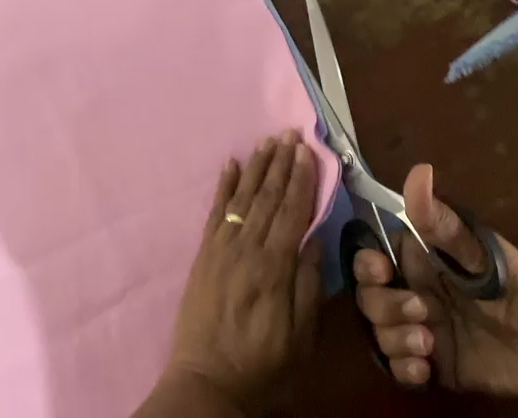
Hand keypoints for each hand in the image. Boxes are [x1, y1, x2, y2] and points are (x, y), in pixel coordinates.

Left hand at [162, 130, 323, 410]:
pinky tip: (229, 164)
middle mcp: (246, 248)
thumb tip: (315, 238)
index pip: (292, 212)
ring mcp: (221, 248)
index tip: (308, 151)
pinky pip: (214, 212)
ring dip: (256, 167)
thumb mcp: (301, 337)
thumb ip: (309, 285)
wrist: (207, 383)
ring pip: (242, 198)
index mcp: (275, 267)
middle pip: (267, 197)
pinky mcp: (202, 254)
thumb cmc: (263, 366)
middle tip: (290, 134)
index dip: (302, 179)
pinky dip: (223, 186)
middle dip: (281, 163)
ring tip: (266, 141)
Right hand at [352, 164, 517, 399]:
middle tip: (422, 313)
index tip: (382, 272)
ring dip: (394, 338)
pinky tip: (425, 369)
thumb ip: (442, 221)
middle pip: (368, 297)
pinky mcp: (431, 364)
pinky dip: (403, 369)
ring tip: (428, 344)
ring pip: (380, 332)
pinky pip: (397, 368)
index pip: (370, 256)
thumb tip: (419, 169)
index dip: (366, 265)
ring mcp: (419, 328)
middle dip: (385, 307)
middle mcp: (411, 290)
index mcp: (417, 258)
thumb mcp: (480, 252)